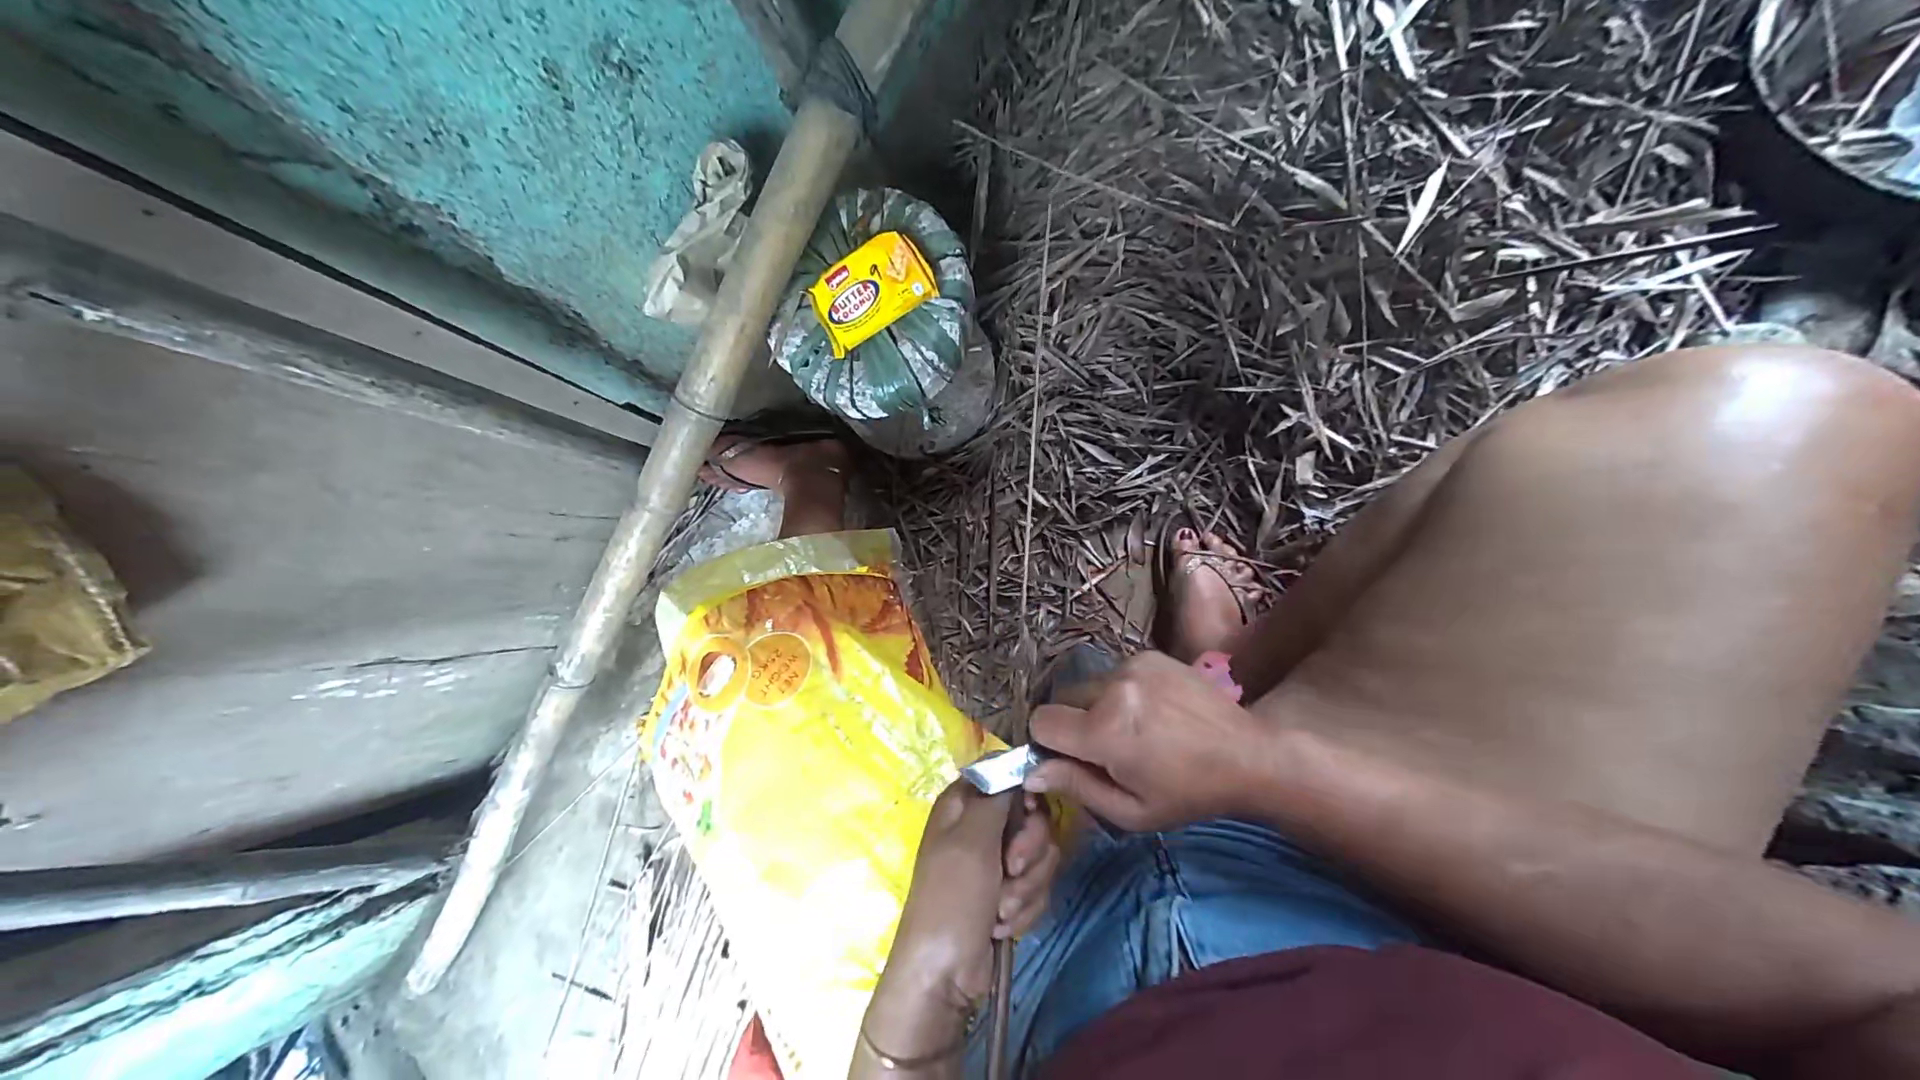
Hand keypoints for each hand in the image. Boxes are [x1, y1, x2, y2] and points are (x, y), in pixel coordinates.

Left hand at [884, 781, 1059, 1009]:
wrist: (944, 973)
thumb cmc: (951, 897)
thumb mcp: (972, 839)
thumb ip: (998, 797)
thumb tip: (1016, 763)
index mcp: (964, 802)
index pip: (1009, 775)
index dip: (1027, 793)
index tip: (1030, 812)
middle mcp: (982, 825)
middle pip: (1034, 816)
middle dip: (1030, 850)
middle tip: (1010, 869)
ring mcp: (997, 860)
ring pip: (1042, 854)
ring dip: (1026, 886)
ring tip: (1000, 908)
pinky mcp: (1010, 891)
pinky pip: (1038, 885)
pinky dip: (1025, 907)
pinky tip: (1002, 924)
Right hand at [1024, 651, 1279, 830]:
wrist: (1249, 755)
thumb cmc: (1188, 793)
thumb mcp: (1130, 811)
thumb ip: (1075, 787)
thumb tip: (1030, 772)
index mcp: (1105, 729)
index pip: (1041, 721)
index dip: (1050, 742)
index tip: (1073, 758)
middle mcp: (1113, 687)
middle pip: (1063, 700)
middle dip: (1076, 724)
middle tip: (1111, 750)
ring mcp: (1133, 665)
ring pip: (1090, 687)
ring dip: (1101, 707)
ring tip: (1140, 730)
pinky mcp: (1150, 655)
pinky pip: (1115, 674)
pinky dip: (1123, 692)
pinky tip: (1154, 712)